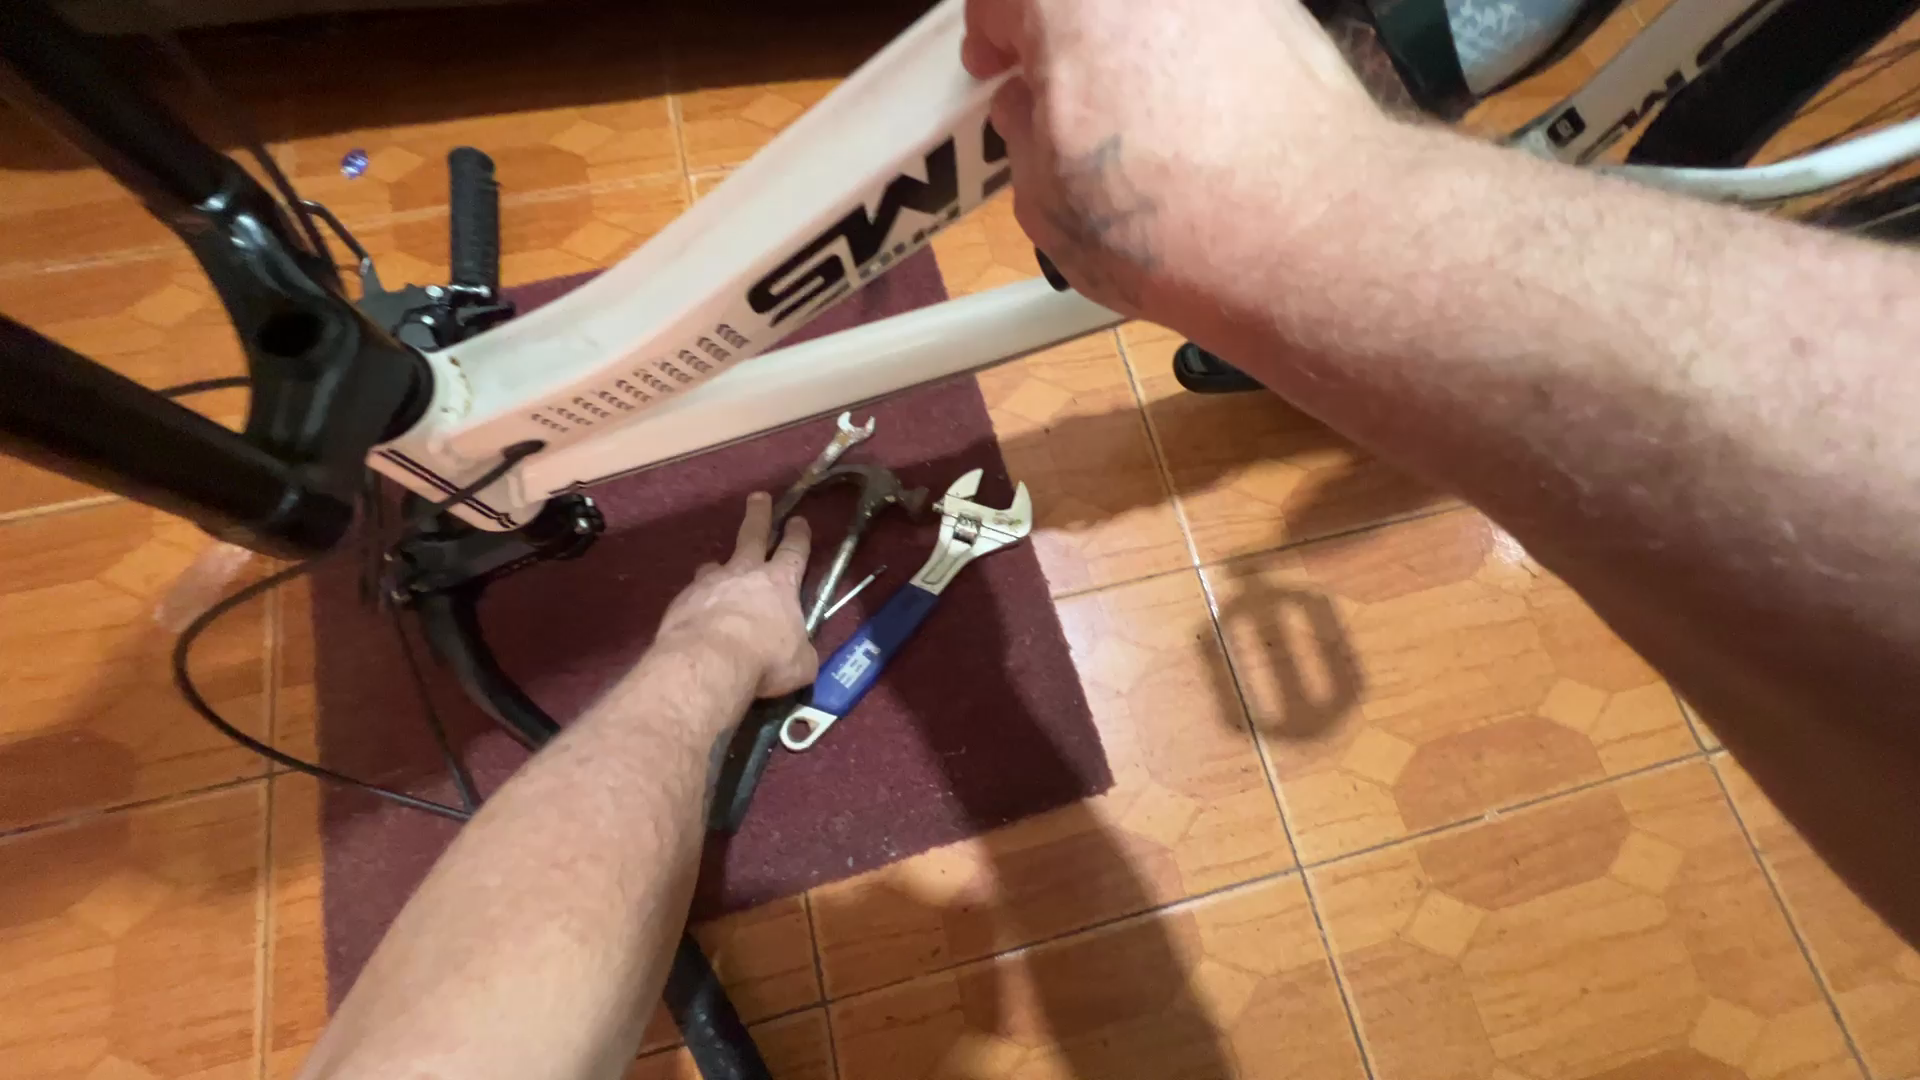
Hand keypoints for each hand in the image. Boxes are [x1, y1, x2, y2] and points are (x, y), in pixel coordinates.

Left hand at [657, 493, 816, 697]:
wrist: (709, 662)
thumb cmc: (766, 659)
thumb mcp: (801, 662)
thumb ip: (800, 651)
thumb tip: (799, 655)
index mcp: (781, 583)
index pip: (794, 550)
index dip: (798, 535)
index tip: (798, 520)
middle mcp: (745, 574)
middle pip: (753, 535)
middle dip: (759, 515)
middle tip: (758, 497)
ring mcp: (710, 584)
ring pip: (715, 564)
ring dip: (719, 566)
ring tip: (715, 567)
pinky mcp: (682, 602)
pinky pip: (693, 595)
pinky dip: (697, 600)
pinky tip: (695, 614)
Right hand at [962, 0, 1399, 330]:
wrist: (1294, 232)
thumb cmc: (1156, 222)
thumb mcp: (1045, 203)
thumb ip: (1020, 139)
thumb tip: (1026, 111)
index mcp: (1068, 0)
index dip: (988, 39)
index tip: (993, 68)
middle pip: (1082, 3)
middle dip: (1059, 38)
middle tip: (1055, 92)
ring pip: (1145, 13)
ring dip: (1123, 48)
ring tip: (1132, 120)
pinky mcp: (1276, 10)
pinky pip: (1202, 25)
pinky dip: (1182, 58)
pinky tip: (1191, 122)